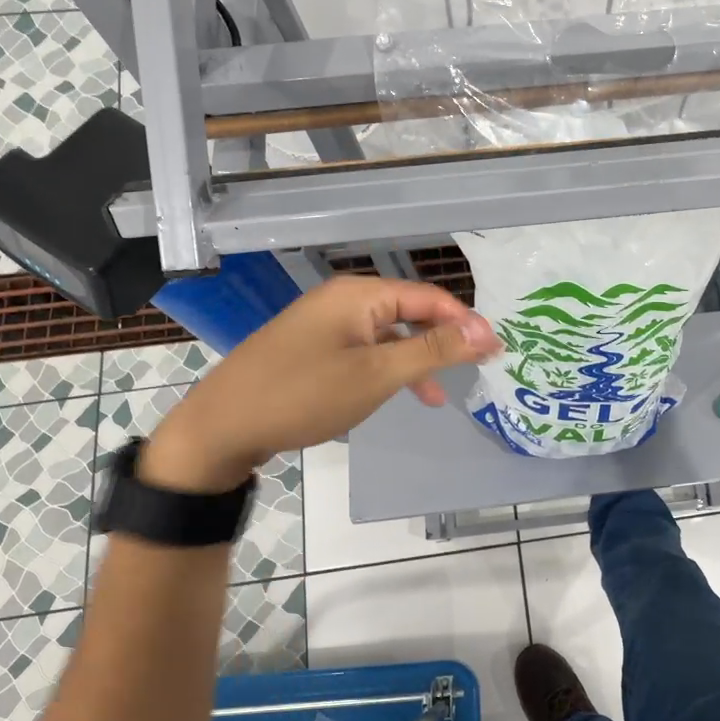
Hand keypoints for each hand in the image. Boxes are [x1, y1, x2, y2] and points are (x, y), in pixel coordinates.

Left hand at [138, 276, 499, 491]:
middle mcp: (342, 299)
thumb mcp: (377, 375)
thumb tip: (487, 331)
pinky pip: (363, 349)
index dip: (466, 324)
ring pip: (386, 334)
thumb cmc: (305, 396)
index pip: (430, 298)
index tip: (497, 353)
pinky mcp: (310, 347)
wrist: (222, 426)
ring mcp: (323, 323)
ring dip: (415, 361)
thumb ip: (433, 350)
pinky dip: (385, 369)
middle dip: (443, 341)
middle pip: (409, 312)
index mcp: (359, 294)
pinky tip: (395, 396)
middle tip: (474, 372)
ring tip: (439, 398)